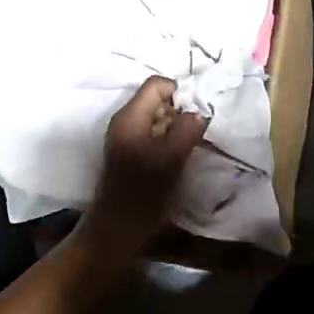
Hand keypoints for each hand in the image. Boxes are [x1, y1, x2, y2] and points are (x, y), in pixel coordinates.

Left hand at [83, 76, 205, 251]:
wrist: (116, 229)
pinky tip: (178, 158)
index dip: (180, 92)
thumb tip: (197, 114)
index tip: (198, 114)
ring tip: (190, 147)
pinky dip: (168, 141)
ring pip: (157, 119)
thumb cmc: (141, 194)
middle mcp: (124, 121)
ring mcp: (126, 137)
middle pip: (157, 100)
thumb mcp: (169, 160)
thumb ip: (185, 131)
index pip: (157, 85)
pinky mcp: (130, 153)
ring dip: (176, 129)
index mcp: (129, 117)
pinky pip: (153, 135)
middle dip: (180, 112)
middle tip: (197, 133)